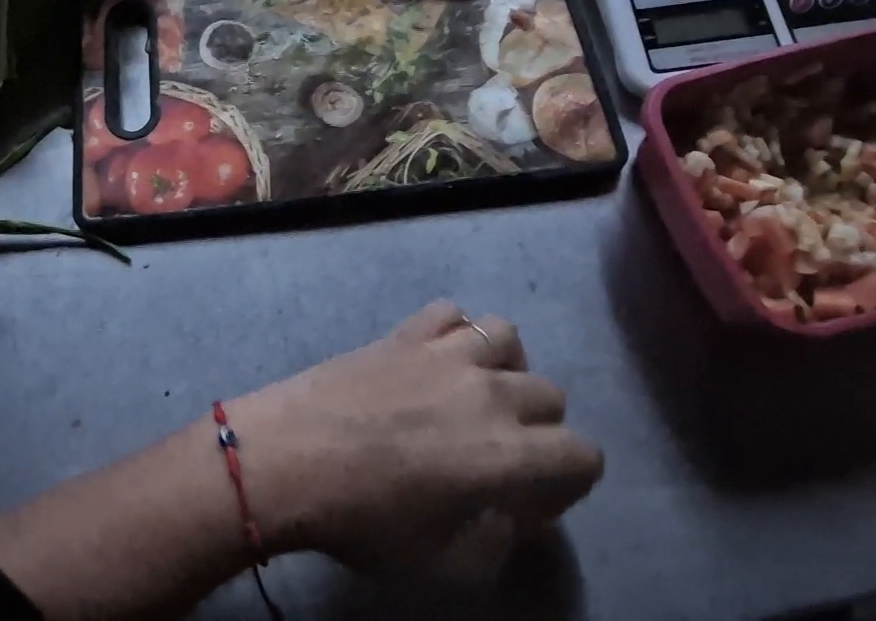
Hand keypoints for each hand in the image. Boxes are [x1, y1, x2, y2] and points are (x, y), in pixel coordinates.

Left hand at [227, 301, 603, 569]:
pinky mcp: (405, 331)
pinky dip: (454, 332)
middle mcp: (489, 392)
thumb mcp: (446, 563)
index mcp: (509, 453)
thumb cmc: (366, 520)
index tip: (533, 502)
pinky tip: (435, 359)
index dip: (570, 483)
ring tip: (478, 394)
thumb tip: (518, 514)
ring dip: (506, 369)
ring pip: (508, 338)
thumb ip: (501, 540)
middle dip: (541, 430)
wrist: (291, 458)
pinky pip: (450, 313)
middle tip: (502, 455)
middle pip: (551, 395)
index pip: (584, 455)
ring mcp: (445, 352)